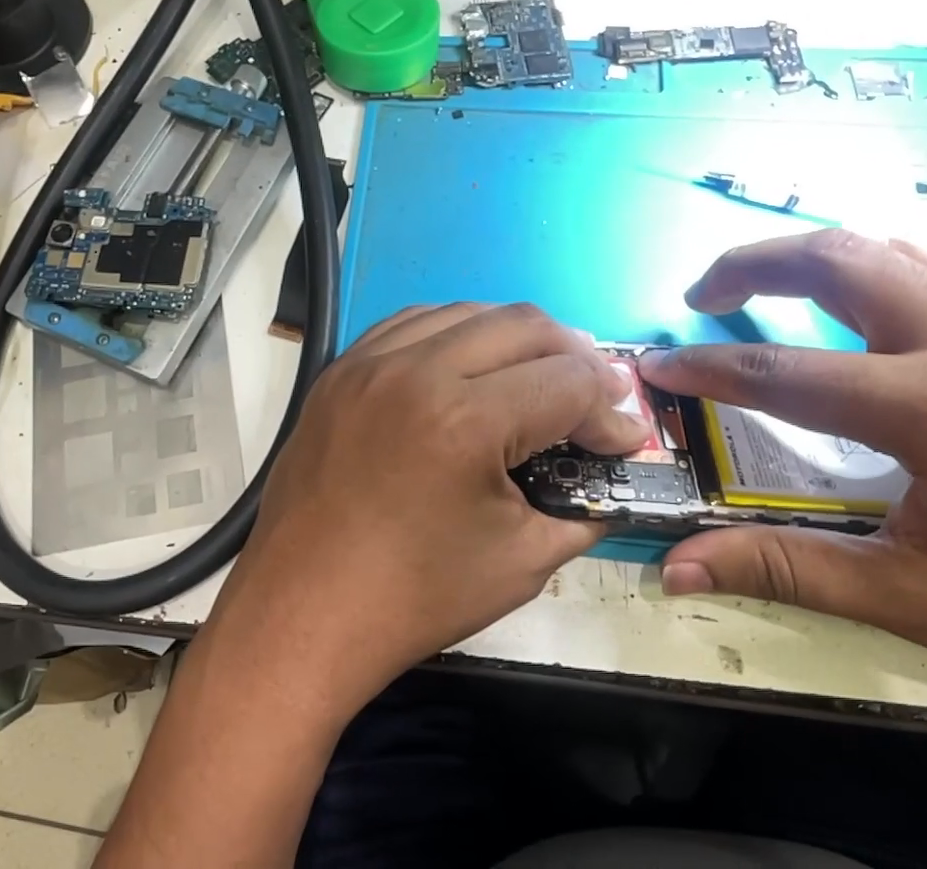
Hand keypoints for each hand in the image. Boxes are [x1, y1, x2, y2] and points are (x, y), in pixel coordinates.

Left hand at [206, 302, 651, 714]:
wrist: (302, 613)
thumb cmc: (413, 600)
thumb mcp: (522, 562)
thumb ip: (583, 507)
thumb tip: (612, 472)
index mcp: (465, 419)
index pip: (568, 381)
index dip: (610, 411)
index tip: (624, 440)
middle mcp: (414, 370)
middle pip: (523, 324)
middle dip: (575, 356)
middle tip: (595, 396)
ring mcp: (367, 364)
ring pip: (463, 312)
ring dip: (514, 337)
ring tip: (539, 373)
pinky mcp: (337, 373)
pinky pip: (408, 326)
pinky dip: (452, 335)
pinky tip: (467, 365)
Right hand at [641, 230, 926, 741]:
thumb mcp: (925, 598)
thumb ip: (790, 568)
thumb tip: (681, 569)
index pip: (784, 371)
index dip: (706, 367)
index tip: (656, 364)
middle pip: (839, 259)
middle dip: (753, 262)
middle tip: (704, 292)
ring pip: (902, 242)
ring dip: (821, 253)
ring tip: (777, 283)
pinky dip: (891, 261)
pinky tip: (883, 297)